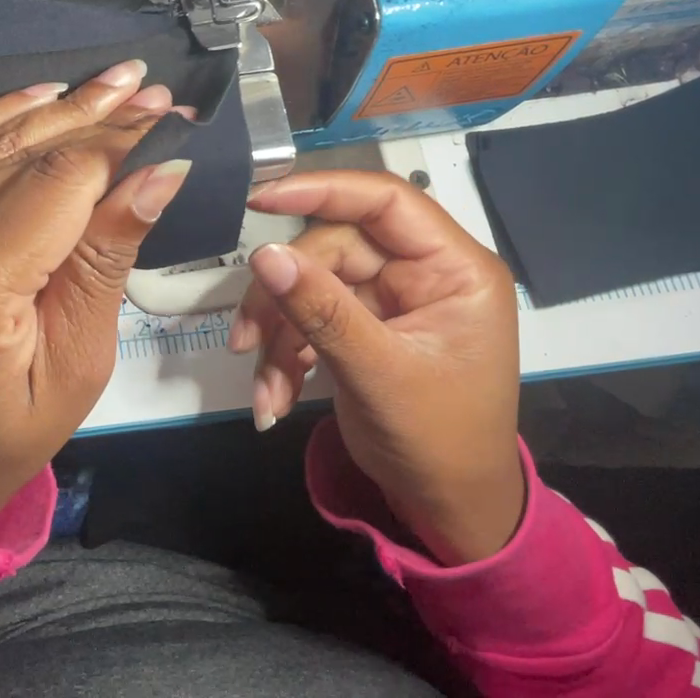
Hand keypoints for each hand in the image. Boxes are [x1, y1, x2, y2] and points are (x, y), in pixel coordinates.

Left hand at [0, 61, 193, 548]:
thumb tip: (160, 169)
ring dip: (51, 110)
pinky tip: (38, 96)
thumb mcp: (77, 359)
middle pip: (21, 156)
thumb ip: (106, 254)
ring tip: (112, 82)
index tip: (172, 118)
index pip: (56, 184)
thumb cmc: (6, 433)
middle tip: (153, 90)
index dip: (118, 143)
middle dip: (95, 121)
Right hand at [230, 171, 523, 564]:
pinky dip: (285, 353)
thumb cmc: (438, 441)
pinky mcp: (363, 323)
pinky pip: (309, 316)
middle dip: (284, 297)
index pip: (385, 202)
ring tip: (265, 390)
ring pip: (310, 283)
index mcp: (453, 269)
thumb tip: (262, 254)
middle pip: (332, 249)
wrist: (447, 508)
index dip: (322, 191)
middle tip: (246, 341)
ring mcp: (389, 298)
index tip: (260, 200)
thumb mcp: (377, 373)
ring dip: (278, 335)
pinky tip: (275, 395)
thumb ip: (320, 310)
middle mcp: (422, 272)